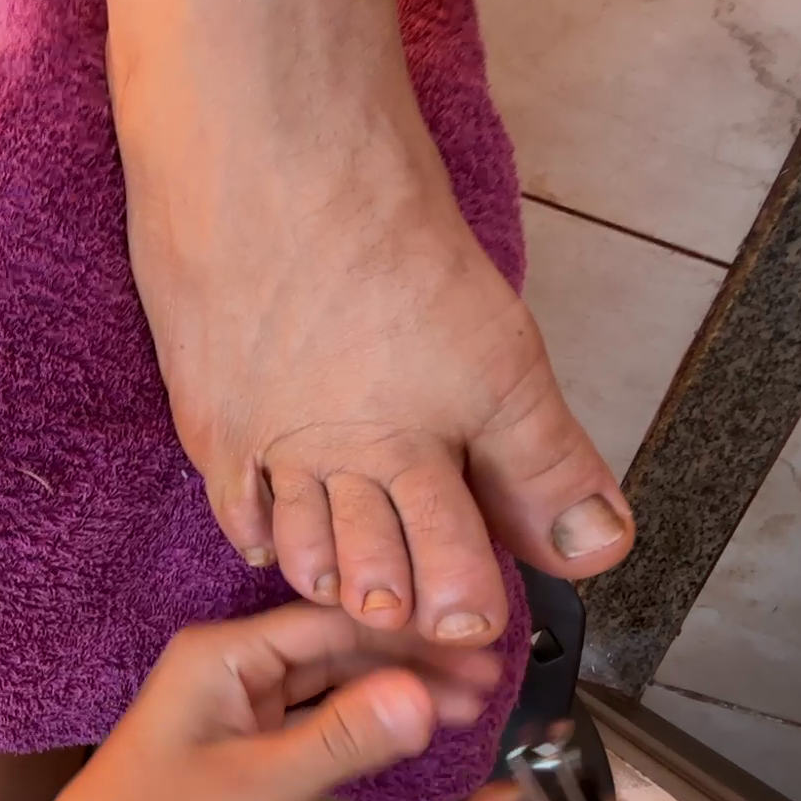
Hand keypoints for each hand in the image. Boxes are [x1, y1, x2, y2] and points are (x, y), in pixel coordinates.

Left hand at [23, 603, 501, 800]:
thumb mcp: (260, 783)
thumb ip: (344, 737)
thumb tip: (427, 693)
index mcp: (221, 649)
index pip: (329, 623)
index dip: (406, 638)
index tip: (480, 653)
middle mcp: (226, 658)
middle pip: (329, 647)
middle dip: (403, 663)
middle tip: (487, 681)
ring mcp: (229, 694)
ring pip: (320, 680)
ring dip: (383, 691)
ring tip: (461, 704)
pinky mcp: (233, 730)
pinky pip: (301, 712)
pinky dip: (349, 720)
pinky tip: (397, 724)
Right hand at [100, 0, 631, 645]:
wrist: (262, 172)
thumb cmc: (383, 238)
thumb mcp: (498, 346)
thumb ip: (543, 455)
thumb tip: (592, 550)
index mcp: (415, 449)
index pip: (451, 559)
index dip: (469, 603)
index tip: (474, 628)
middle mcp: (336, 463)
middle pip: (369, 563)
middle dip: (399, 604)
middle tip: (407, 628)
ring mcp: (264, 444)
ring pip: (300, 542)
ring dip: (328, 578)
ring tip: (347, 598)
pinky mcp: (208, 419)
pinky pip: (233, 502)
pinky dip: (257, 533)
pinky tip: (266, 546)